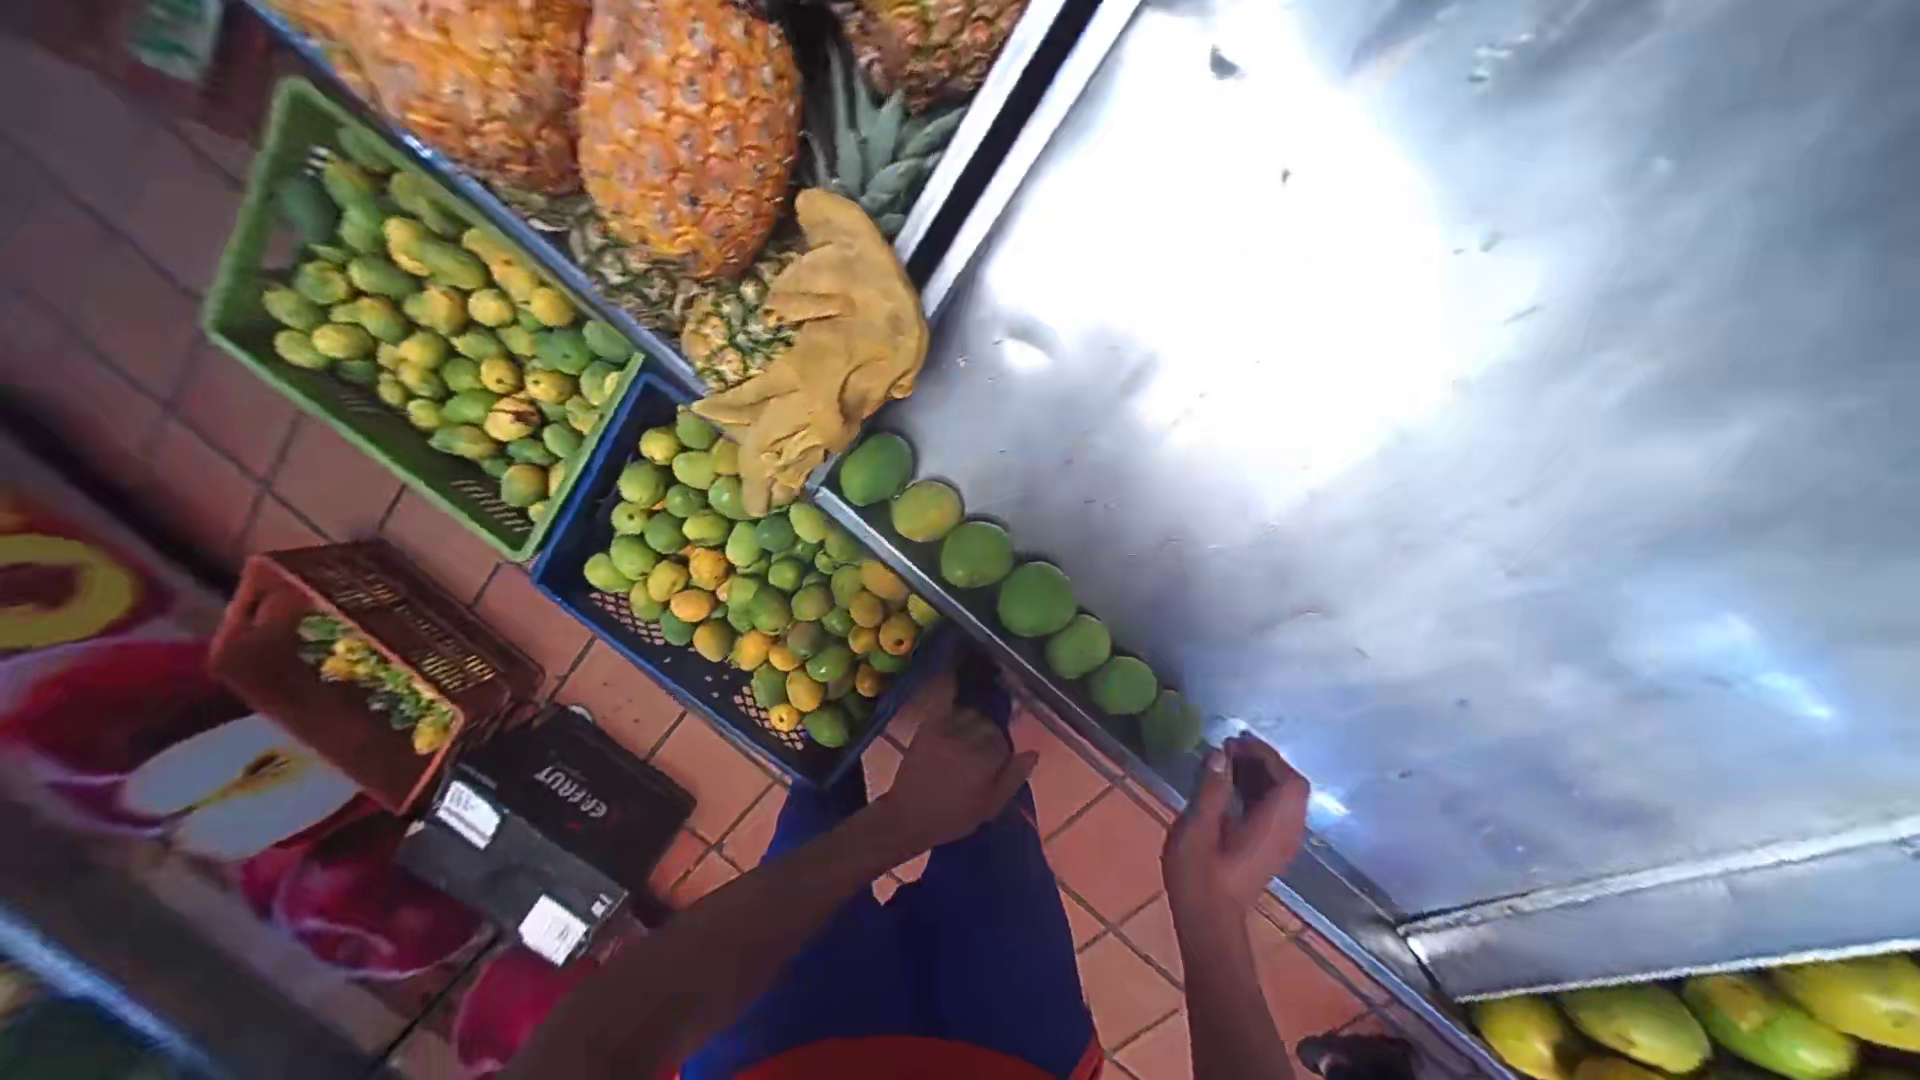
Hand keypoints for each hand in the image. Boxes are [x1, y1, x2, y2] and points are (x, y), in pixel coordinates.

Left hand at [872, 668, 1037, 855]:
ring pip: (970, 714)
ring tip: (968, 731)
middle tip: (979, 750)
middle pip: (988, 725)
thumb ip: (1013, 777)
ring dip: (973, 718)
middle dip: (988, 734)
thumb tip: (1033, 753)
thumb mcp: (989, 807)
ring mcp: (947, 731)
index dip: (1000, 753)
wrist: (908, 817)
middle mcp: (968, 741)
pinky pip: (942, 700)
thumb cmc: (952, 817)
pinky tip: (952, 677)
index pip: (1003, 744)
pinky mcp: (928, 727)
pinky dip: (948, 687)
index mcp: (986, 762)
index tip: (993, 763)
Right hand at [1163, 735, 1309, 921]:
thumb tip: (1220, 755)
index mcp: (1273, 828)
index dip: (1267, 756)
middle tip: (1229, 748)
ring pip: (1284, 798)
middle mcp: (1286, 834)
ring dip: (1260, 775)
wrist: (1209, 923)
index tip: (1237, 742)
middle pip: (1291, 787)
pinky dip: (1258, 791)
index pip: (1289, 782)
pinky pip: (1275, 810)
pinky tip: (1228, 785)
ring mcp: (1281, 843)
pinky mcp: (1270, 849)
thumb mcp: (1196, 829)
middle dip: (1264, 761)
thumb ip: (1211, 790)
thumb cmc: (1199, 877)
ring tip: (1225, 760)